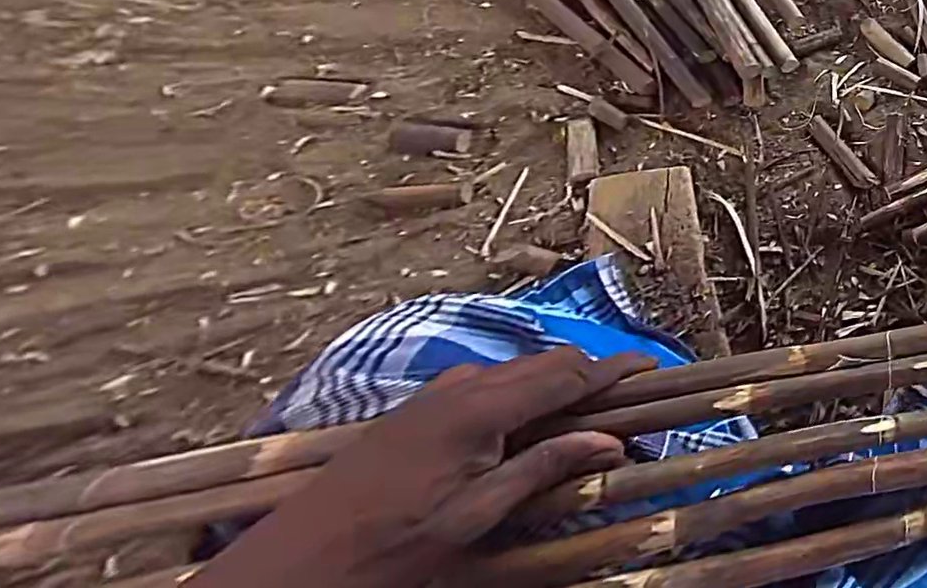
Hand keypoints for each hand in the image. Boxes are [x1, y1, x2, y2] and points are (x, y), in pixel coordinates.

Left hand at [194, 348, 654, 587]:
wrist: (274, 575)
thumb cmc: (382, 554)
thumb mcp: (470, 520)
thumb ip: (543, 467)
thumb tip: (612, 441)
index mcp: (483, 408)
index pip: (569, 373)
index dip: (615, 368)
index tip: (652, 365)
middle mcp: (466, 384)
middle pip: (548, 360)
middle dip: (591, 371)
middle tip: (622, 396)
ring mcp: (438, 391)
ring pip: (520, 367)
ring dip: (556, 379)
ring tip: (580, 409)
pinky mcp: (420, 406)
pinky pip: (491, 380)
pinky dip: (524, 389)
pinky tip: (523, 419)